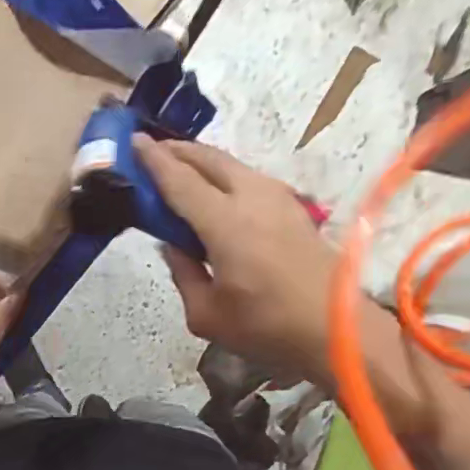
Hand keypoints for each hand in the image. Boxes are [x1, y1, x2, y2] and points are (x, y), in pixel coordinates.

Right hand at [134, 136, 336, 374]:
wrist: (336, 328)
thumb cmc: (266, 327)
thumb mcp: (206, 314)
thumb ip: (183, 272)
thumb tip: (173, 245)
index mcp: (224, 223)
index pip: (179, 180)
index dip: (153, 160)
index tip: (134, 141)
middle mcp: (251, 197)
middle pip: (208, 159)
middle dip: (178, 152)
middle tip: (154, 154)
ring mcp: (277, 198)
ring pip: (232, 166)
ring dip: (204, 163)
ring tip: (183, 172)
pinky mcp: (294, 208)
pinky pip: (250, 179)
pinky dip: (226, 177)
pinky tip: (218, 195)